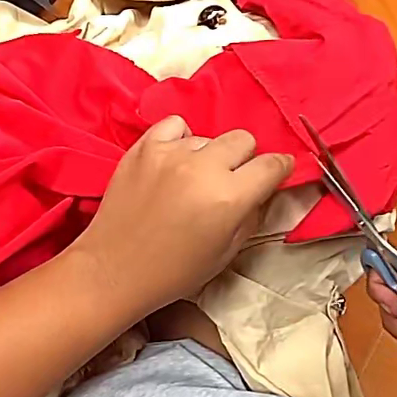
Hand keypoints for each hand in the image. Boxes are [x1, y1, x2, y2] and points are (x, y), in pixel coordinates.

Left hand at [69, 116, 291, 314]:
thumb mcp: (228, 252)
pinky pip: (176, 126)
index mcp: (228, 198)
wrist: (115, 269)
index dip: (281, 168)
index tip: (278, 173)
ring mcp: (170, 153)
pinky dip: (182, 139)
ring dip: (211, 155)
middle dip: (245, 160)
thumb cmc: (175, 271)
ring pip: (210, 137)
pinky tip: (176, 161)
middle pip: (243, 141)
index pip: (271, 165)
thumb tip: (265, 190)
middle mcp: (203, 168)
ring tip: (194, 180)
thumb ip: (253, 215)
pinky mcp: (144, 147)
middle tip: (232, 182)